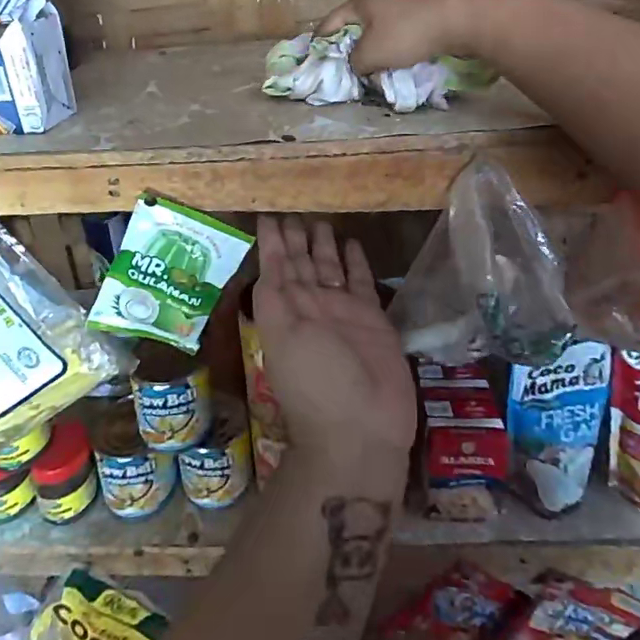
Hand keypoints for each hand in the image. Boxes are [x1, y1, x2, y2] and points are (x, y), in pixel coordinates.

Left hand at [252, 217, 415, 473]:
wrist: (361, 429)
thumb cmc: (316, 381)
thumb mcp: (283, 335)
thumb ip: (275, 295)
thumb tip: (266, 258)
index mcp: (284, 309)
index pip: (275, 266)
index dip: (272, 242)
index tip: (269, 214)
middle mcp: (310, 305)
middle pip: (302, 263)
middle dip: (297, 238)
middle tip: (296, 209)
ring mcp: (341, 311)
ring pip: (330, 268)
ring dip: (324, 245)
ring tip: (321, 220)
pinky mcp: (372, 319)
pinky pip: (361, 283)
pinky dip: (356, 264)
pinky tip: (353, 243)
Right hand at [315, 0, 497, 73]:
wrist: (464, 15)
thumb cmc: (408, 33)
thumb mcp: (372, 54)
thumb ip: (355, 62)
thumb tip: (356, 64)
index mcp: (360, 1)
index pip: (329, 23)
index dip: (320, 42)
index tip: (315, 59)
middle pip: (355, 23)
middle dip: (349, 45)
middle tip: (346, 66)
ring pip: (380, 26)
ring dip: (375, 46)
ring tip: (375, 66)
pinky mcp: (427, 6)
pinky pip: (402, 28)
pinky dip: (397, 43)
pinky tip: (402, 57)